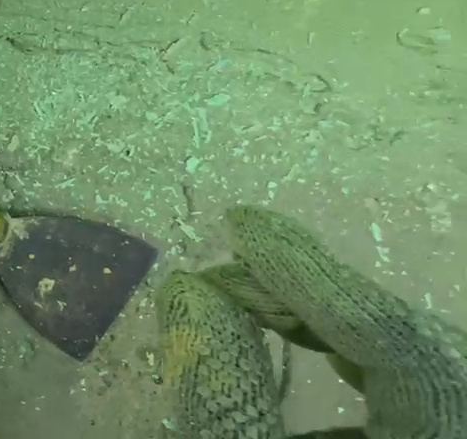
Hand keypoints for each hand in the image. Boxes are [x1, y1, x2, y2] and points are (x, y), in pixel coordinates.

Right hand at [158, 206, 466, 438]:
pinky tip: (309, 354)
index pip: (405, 349)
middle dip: (321, 298)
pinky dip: (360, 364)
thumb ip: (218, 385)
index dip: (320, 277)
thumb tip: (191, 291)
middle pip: (430, 354)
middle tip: (235, 262)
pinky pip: (429, 400)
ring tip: (254, 301)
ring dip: (338, 327)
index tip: (244, 221)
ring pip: (431, 373)